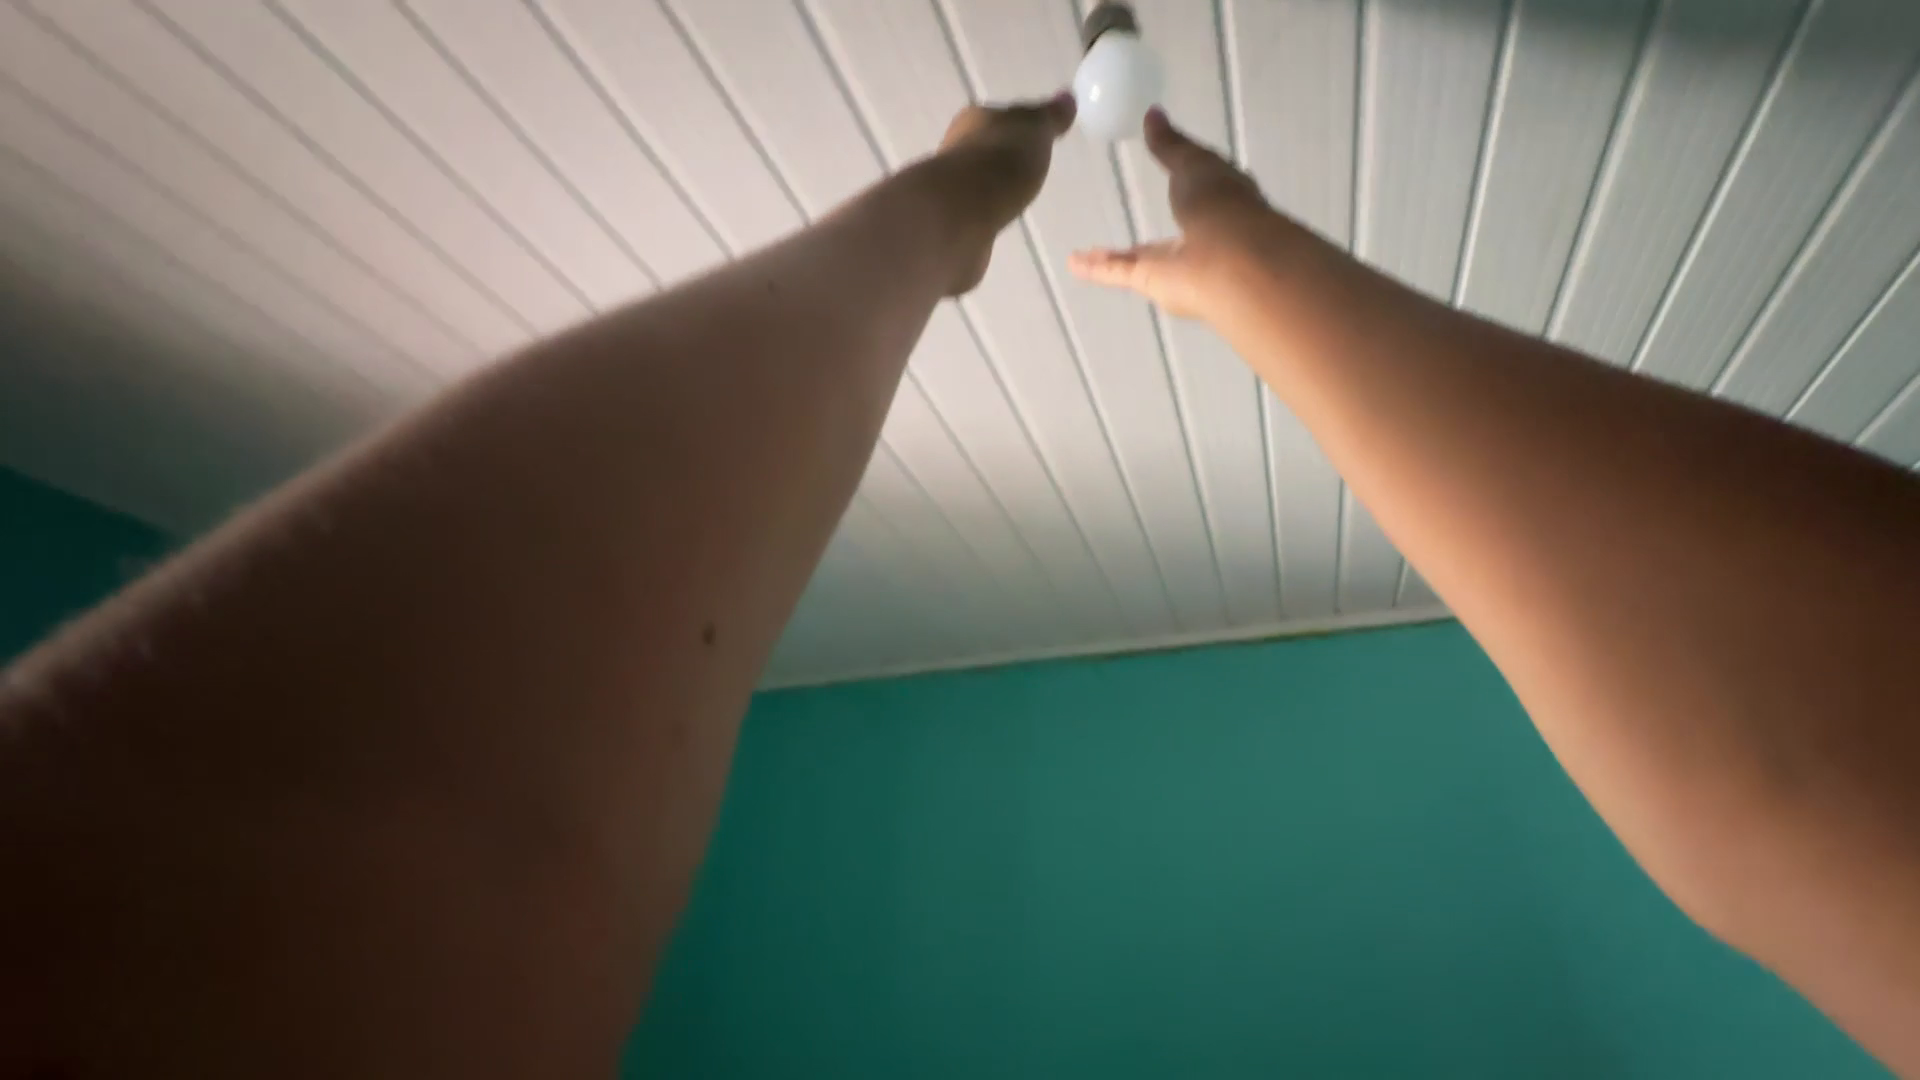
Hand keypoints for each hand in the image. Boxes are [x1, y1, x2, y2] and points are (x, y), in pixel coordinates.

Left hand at [925, 92, 1074, 294]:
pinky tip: (994, 229)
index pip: (997, 119)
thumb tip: (1067, 99)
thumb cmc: (1001, 161)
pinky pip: (972, 217)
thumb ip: (1049, 118)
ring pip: (974, 186)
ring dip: (990, 194)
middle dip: (1000, 162)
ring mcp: (950, 190)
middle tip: (1022, 175)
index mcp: (975, 121)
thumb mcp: (1035, 130)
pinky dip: (982, 220)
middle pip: (982, 153)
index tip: (1030, 142)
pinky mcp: (951, 225)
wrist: (963, 213)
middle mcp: (957, 151)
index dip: (1014, 129)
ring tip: (1011, 205)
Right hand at [1069, 108, 1275, 318]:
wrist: (1228, 259)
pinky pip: (1117, 272)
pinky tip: (1073, 263)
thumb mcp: (1195, 162)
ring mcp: (1171, 263)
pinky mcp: (1149, 281)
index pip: (1193, 190)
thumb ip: (1171, 145)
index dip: (1178, 180)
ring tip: (1086, 251)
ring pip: (1137, 257)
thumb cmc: (1220, 202)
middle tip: (1121, 222)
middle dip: (1144, 231)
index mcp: (1214, 203)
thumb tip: (1152, 114)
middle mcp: (1193, 236)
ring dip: (1113, 255)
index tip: (1156, 171)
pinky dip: (1096, 270)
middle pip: (1162, 235)